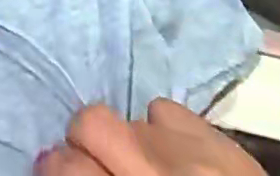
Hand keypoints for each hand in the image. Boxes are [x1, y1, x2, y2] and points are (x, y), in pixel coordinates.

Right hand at [36, 100, 265, 175]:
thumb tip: (58, 169)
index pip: (67, 166)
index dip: (53, 171)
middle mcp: (157, 172)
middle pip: (90, 123)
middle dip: (82, 147)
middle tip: (94, 171)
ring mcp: (195, 155)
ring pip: (127, 117)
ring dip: (125, 143)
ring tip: (142, 171)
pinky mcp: (226, 144)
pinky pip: (167, 110)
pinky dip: (163, 132)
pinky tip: (176, 160)